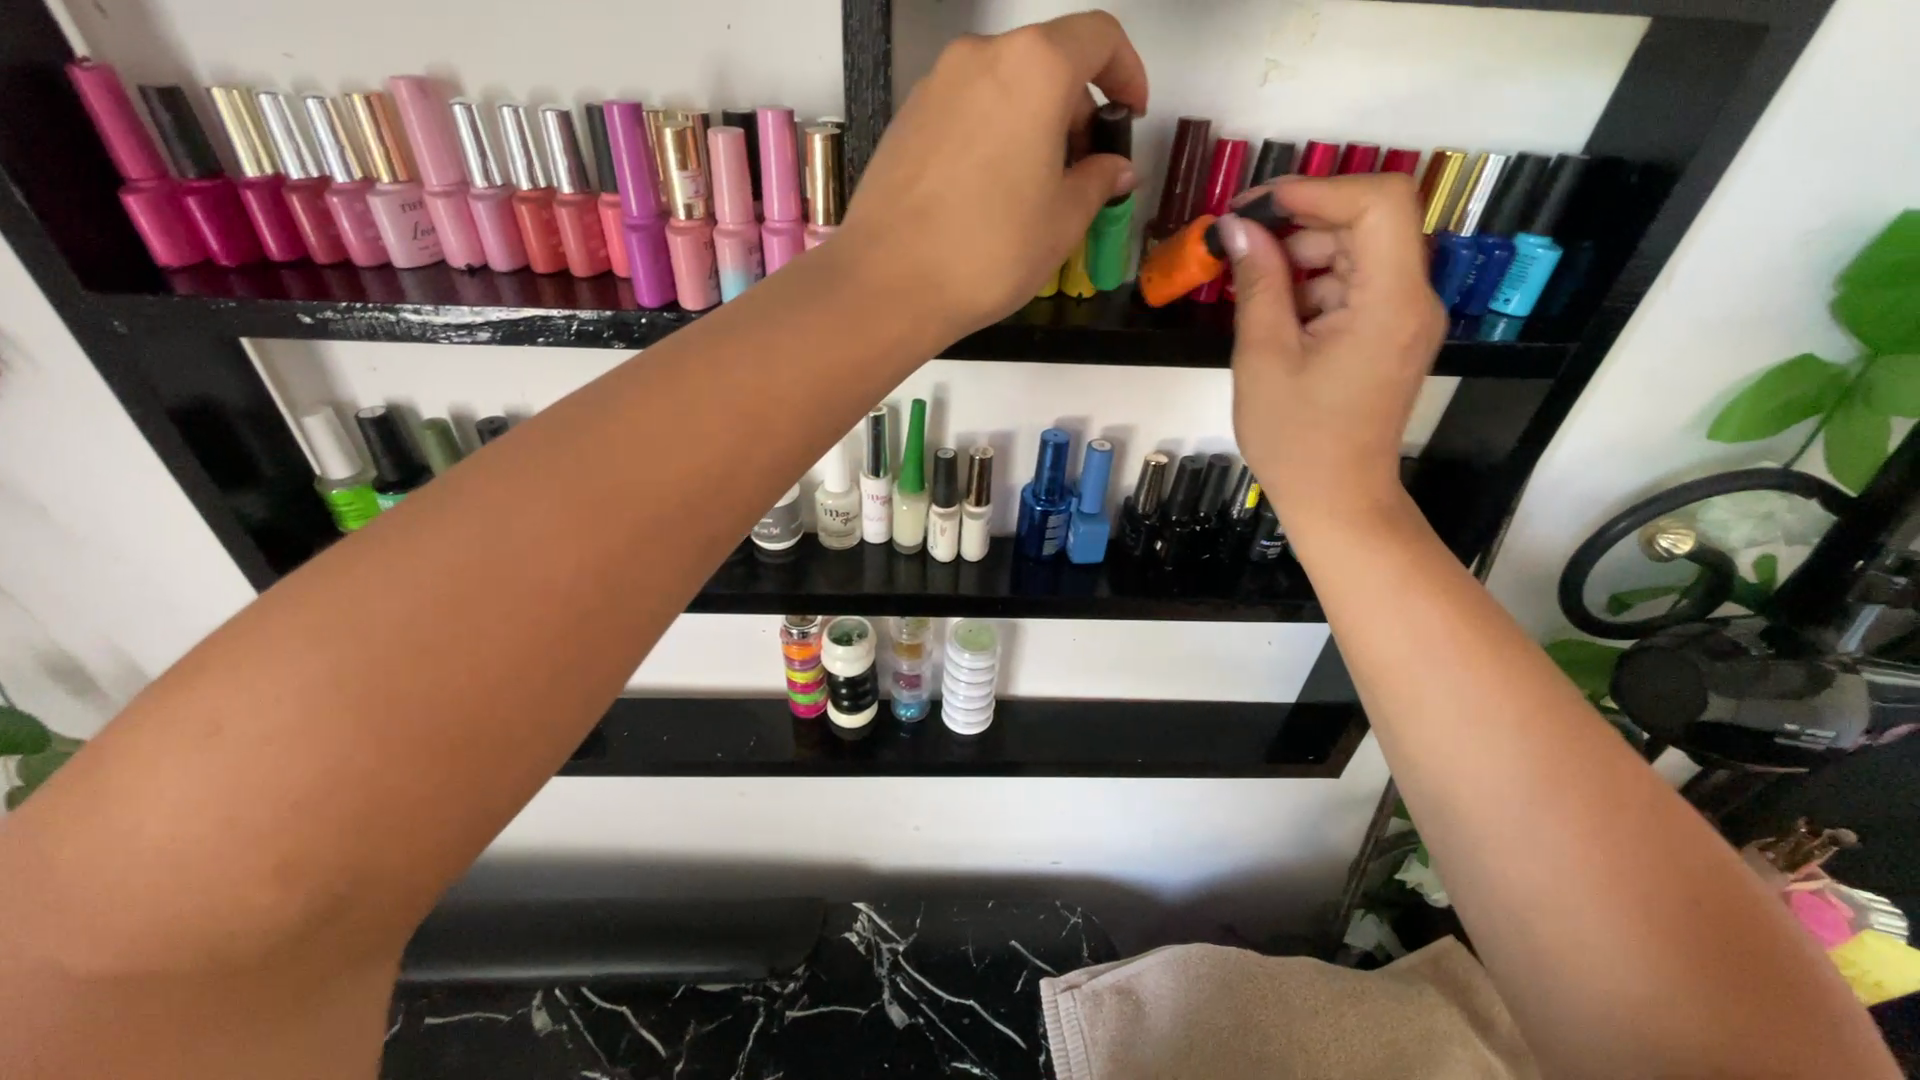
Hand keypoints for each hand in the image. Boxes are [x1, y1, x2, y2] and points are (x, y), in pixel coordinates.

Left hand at [839, 12, 1146, 342]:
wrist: (888, 283)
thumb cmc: (989, 251)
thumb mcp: (1062, 221)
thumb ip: (1097, 181)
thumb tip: (1114, 169)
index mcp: (1034, 68)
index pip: (1098, 38)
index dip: (1127, 72)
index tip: (1130, 116)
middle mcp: (981, 58)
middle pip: (1047, 61)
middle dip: (1076, 108)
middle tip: (1083, 170)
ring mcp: (936, 85)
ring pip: (1004, 86)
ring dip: (1033, 122)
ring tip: (1035, 189)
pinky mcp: (906, 117)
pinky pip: (967, 109)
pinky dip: (992, 133)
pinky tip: (989, 193)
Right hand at [1219, 174, 1446, 536]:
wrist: (1337, 500)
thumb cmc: (1297, 440)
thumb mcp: (1263, 358)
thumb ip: (1258, 283)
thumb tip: (1239, 227)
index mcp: (1391, 302)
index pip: (1380, 202)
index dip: (1319, 189)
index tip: (1259, 207)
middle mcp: (1413, 299)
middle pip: (1370, 222)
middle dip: (1303, 222)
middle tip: (1241, 240)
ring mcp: (1404, 317)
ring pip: (1359, 251)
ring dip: (1303, 254)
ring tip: (1249, 282)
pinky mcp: (1390, 334)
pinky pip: (1356, 285)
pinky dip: (1313, 285)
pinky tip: (1272, 311)